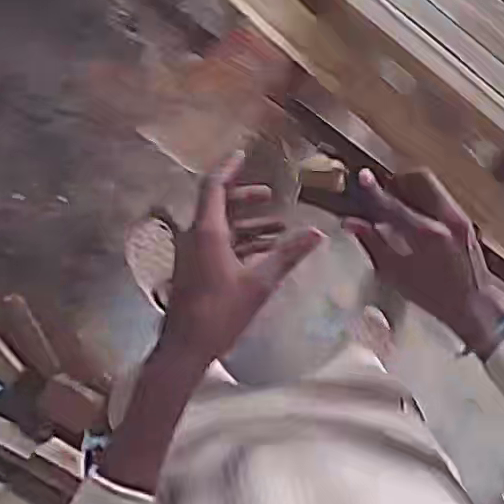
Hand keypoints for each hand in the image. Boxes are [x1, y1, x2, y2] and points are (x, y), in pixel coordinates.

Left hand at [158, 150, 326, 369]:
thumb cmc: (220, 313)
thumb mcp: (260, 282)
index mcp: (207, 231)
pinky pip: (218, 245)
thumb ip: (289, 254)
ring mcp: (192, 253)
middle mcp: (195, 236)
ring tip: (278, 227)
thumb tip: (318, 232)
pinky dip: (240, 242)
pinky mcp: (194, 269)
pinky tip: (264, 252)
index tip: (243, 154)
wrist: (186, 348)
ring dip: (247, 224)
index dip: (229, 167)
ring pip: (220, 227)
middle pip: (219, 205)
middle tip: (269, 196)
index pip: (214, 186)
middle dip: (246, 198)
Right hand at [344, 168, 503, 357]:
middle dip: (398, 181)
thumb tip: (351, 222)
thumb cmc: (432, 296)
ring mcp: (459, 217)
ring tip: (398, 204)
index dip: (374, 190)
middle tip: (385, 194)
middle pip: (419, 179)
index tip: (362, 176)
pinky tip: (415, 216)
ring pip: (431, 185)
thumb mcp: (396, 274)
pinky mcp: (466, 219)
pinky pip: (440, 196)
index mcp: (425, 235)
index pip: (393, 205)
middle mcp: (445, 219)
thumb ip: (373, 243)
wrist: (476, 305)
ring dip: (411, 188)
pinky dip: (423, 199)